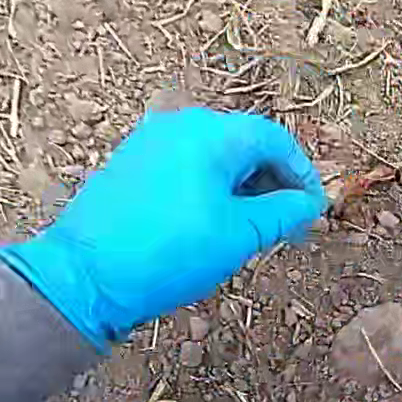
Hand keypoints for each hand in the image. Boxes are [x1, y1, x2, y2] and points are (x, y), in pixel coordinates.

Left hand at [0, 107, 325, 347]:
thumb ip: (282, 213)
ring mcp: (152, 142)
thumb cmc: (170, 251)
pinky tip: (220, 224)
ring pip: (218, 158)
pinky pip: (190, 168)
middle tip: (290, 224)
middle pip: (246, 144)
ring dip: (247, 189)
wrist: (88, 275)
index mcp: (210, 134)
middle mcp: (180, 125)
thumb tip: (310, 204)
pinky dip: (216, 190)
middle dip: (275, 183)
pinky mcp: (135, 165)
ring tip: (258, 229)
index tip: (314, 208)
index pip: (274, 140)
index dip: (302, 173)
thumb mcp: (238, 234)